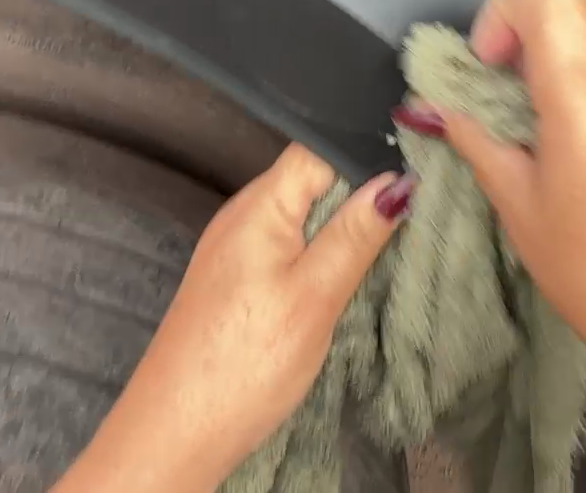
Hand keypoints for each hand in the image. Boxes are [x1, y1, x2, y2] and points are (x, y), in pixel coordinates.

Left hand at [55, 145, 412, 492]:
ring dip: (340, 221)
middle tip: (409, 211)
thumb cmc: (243, 364)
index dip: (365, 151)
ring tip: (382, 242)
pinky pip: (287, 239)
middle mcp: (243, 212)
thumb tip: (399, 182)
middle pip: (312, 176)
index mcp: (260, 203)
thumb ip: (356, 234)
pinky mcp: (235, 275)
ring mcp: (236, 244)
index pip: (319, 147)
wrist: (173, 437)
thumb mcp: (314, 296)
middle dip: (359, 188)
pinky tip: (338, 272)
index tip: (412, 169)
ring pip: (302, 210)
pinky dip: (317, 247)